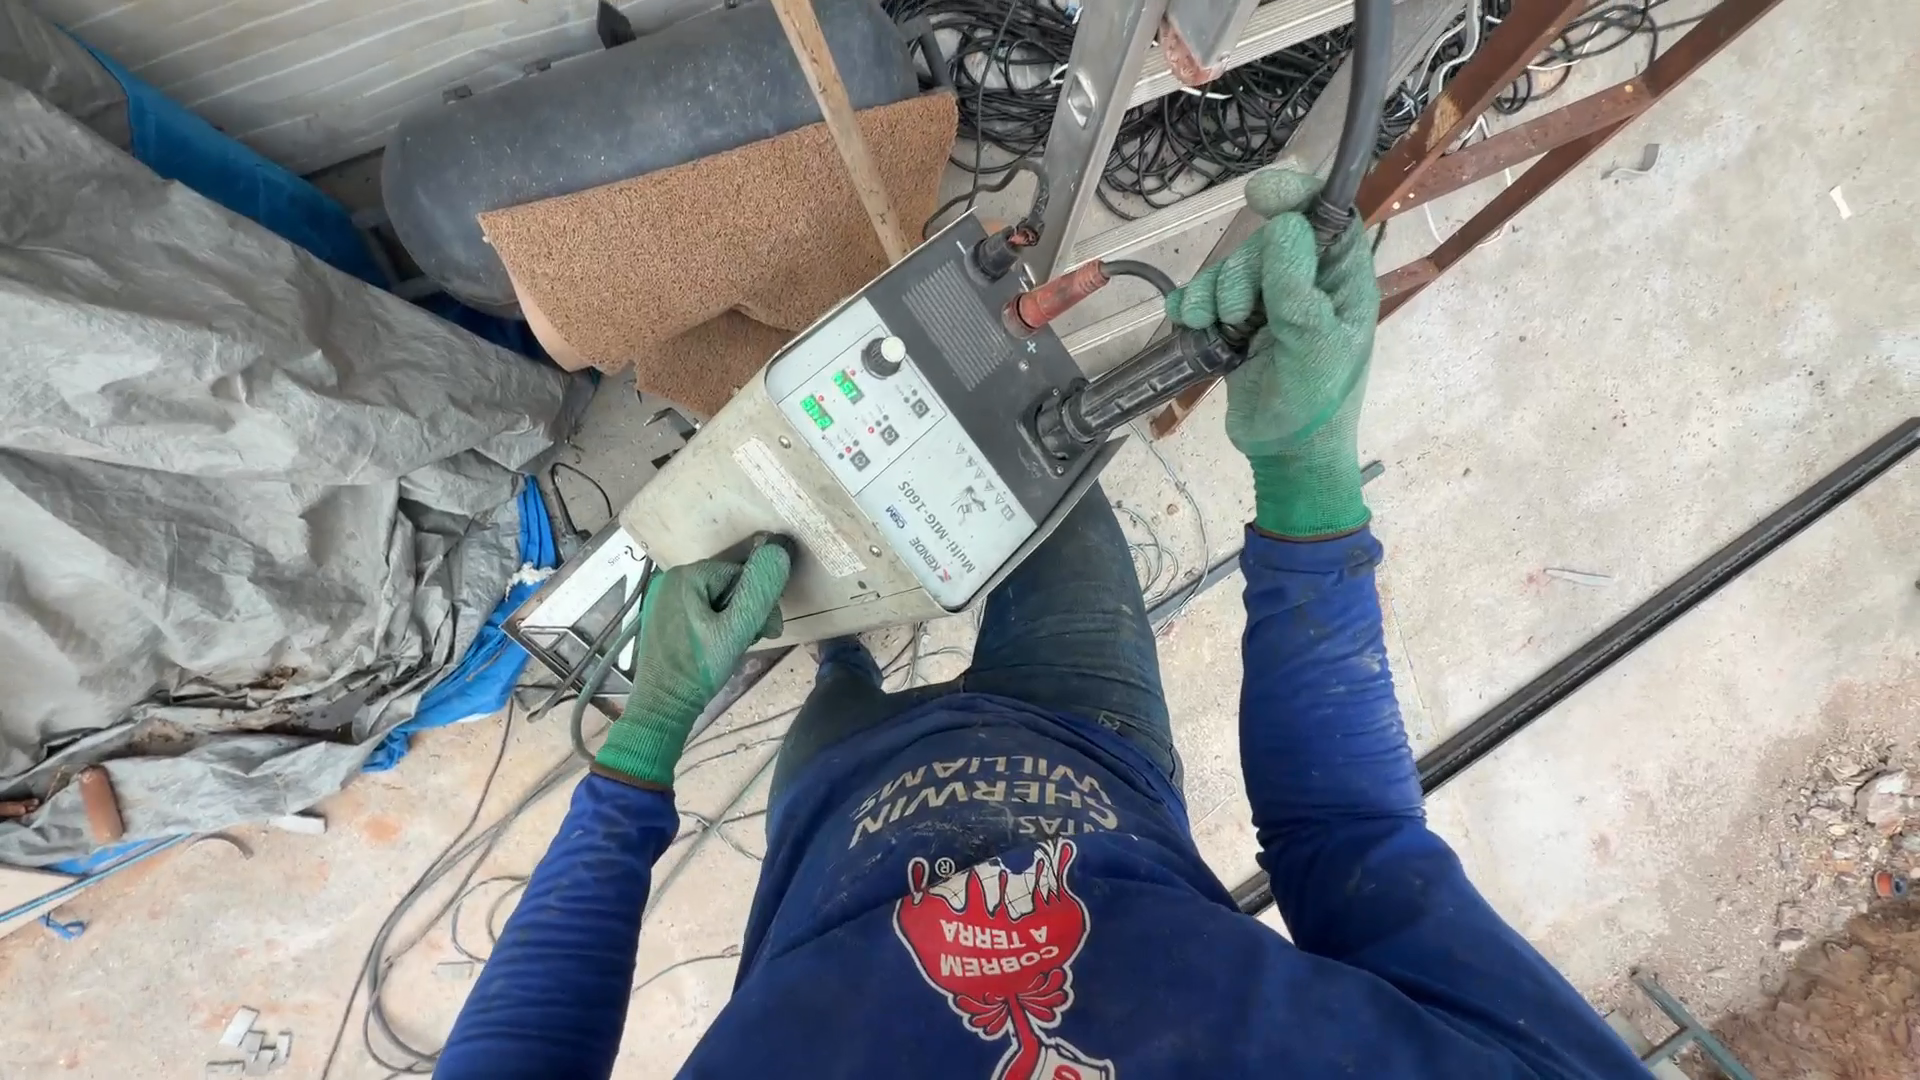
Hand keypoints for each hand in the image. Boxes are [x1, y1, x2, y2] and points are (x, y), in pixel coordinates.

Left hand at [594, 543, 790, 786]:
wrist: (662, 707)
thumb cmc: (699, 669)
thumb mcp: (736, 630)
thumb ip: (758, 592)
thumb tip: (778, 552)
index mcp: (686, 576)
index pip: (741, 575)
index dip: (758, 601)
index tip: (766, 631)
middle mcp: (670, 579)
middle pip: (728, 585)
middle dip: (747, 611)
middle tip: (754, 639)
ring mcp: (662, 598)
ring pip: (716, 598)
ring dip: (734, 619)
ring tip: (735, 645)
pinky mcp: (662, 616)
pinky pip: (699, 609)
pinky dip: (714, 625)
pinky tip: (716, 646)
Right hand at [1163, 169, 1378, 538]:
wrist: (1283, 454)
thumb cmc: (1314, 404)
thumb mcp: (1312, 345)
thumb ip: (1296, 286)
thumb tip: (1283, 227)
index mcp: (1340, 282)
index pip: (1325, 218)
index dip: (1295, 196)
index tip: (1260, 192)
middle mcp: (1303, 286)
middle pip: (1264, 244)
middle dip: (1241, 274)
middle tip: (1241, 316)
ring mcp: (1266, 308)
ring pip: (1229, 271)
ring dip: (1213, 295)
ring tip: (1218, 330)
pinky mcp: (1233, 329)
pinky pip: (1204, 299)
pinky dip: (1191, 307)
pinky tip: (1188, 324)